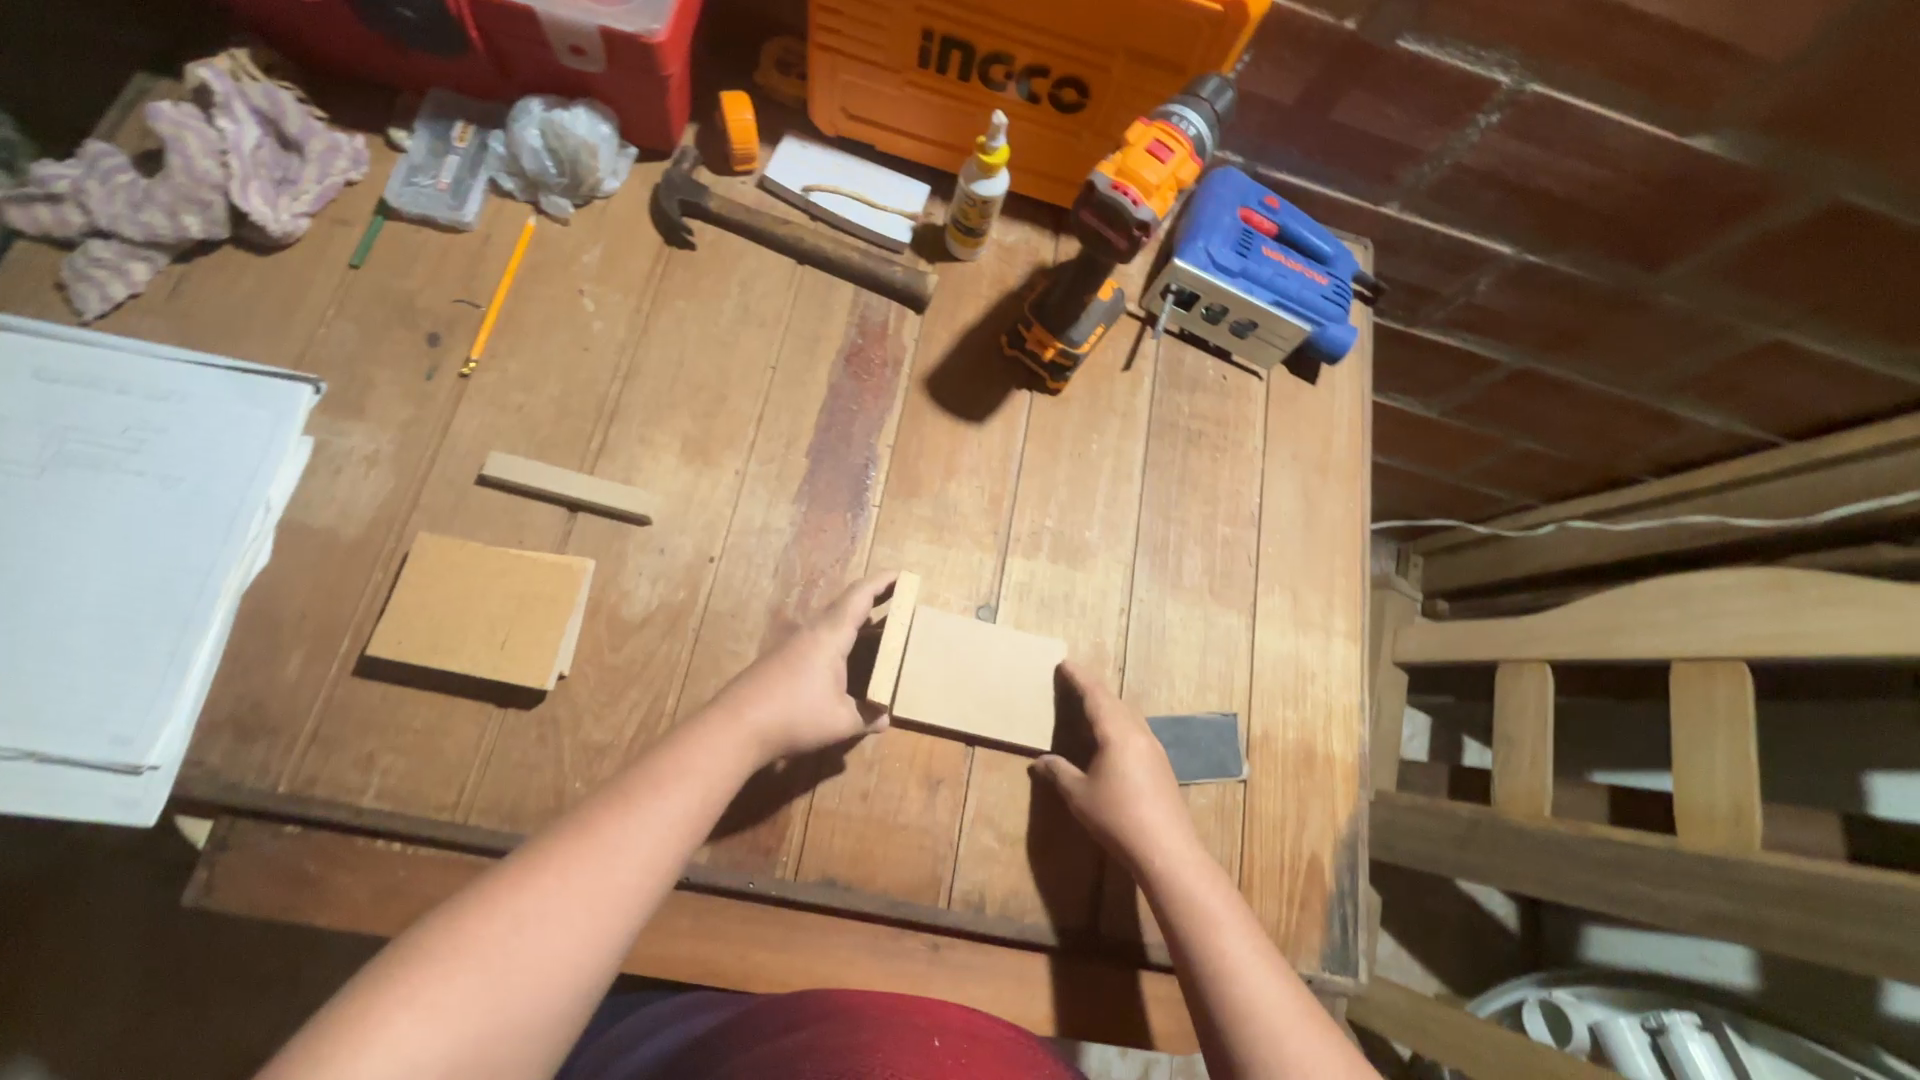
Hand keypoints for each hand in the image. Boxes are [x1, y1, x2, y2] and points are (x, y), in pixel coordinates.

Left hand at [707, 571, 897, 764]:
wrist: (736, 726)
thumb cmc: (794, 715)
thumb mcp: (841, 721)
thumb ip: (867, 717)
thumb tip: (884, 719)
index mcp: (830, 635)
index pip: (860, 596)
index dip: (882, 583)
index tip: (903, 575)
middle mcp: (812, 632)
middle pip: (845, 606)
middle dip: (873, 601)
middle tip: (898, 603)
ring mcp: (793, 645)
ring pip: (831, 625)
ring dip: (855, 624)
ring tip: (879, 635)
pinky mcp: (781, 661)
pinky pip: (819, 642)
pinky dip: (840, 643)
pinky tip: (846, 664)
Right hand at [1031, 661, 1201, 875]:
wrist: (1166, 850)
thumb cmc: (1117, 818)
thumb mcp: (1079, 795)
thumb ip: (1058, 773)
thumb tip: (1039, 761)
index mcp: (1117, 733)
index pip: (1096, 696)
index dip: (1079, 678)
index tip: (1065, 663)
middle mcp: (1139, 734)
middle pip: (1115, 702)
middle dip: (1094, 689)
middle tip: (1075, 681)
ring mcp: (1154, 750)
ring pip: (1129, 716)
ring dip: (1109, 706)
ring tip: (1091, 705)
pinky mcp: (1161, 767)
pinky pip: (1137, 732)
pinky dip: (1119, 724)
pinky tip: (1113, 738)